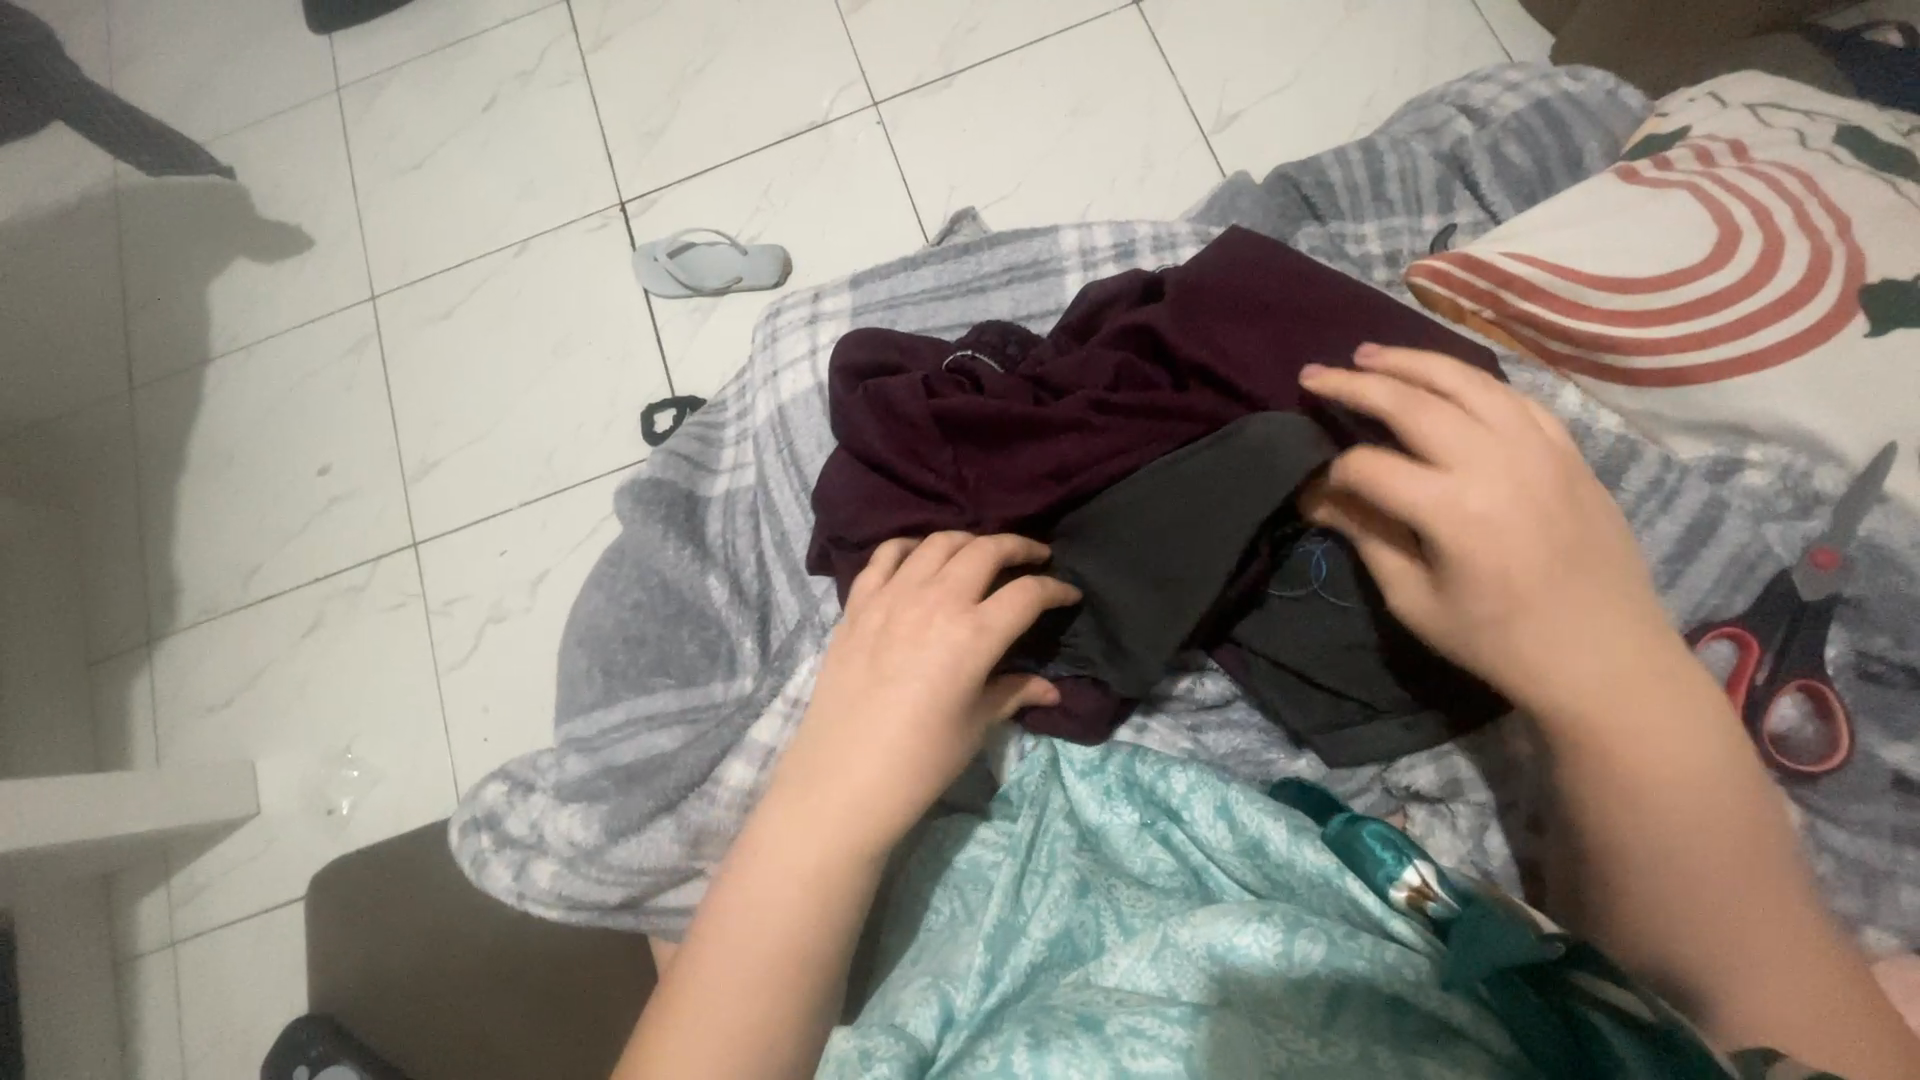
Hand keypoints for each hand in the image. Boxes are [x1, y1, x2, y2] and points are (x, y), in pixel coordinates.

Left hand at [768, 532, 1080, 858]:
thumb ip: (1013, 692)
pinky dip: (908, 547)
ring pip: (937, 543)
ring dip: (967, 541)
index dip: (1056, 589)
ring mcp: (892, 597)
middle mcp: (936, 601)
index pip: (1027, 593)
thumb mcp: (975, 724)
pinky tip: (919, 557)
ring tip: (981, 553)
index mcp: (974, 634)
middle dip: (1018, 547)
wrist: (844, 777)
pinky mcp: (858, 604)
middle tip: (1034, 557)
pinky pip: (885, 556)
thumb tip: (1051, 689)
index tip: (1069, 594)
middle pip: (986, 550)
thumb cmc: (921, 760)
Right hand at [1298, 345, 1678, 715]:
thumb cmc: (1497, 641)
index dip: (1329, 474)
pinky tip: (1446, 382)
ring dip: (1412, 363)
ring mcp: (1540, 450)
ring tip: (1370, 355)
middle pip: (1411, 403)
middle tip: (1314, 375)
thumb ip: (1367, 536)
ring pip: (1467, 382)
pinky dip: (1472, 382)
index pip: (1367, 467)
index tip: (1310, 488)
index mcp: (1452, 510)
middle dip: (1355, 386)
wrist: (1605, 658)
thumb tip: (1317, 498)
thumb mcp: (1414, 600)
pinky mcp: (1568, 453)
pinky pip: (1515, 398)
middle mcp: (1496, 463)